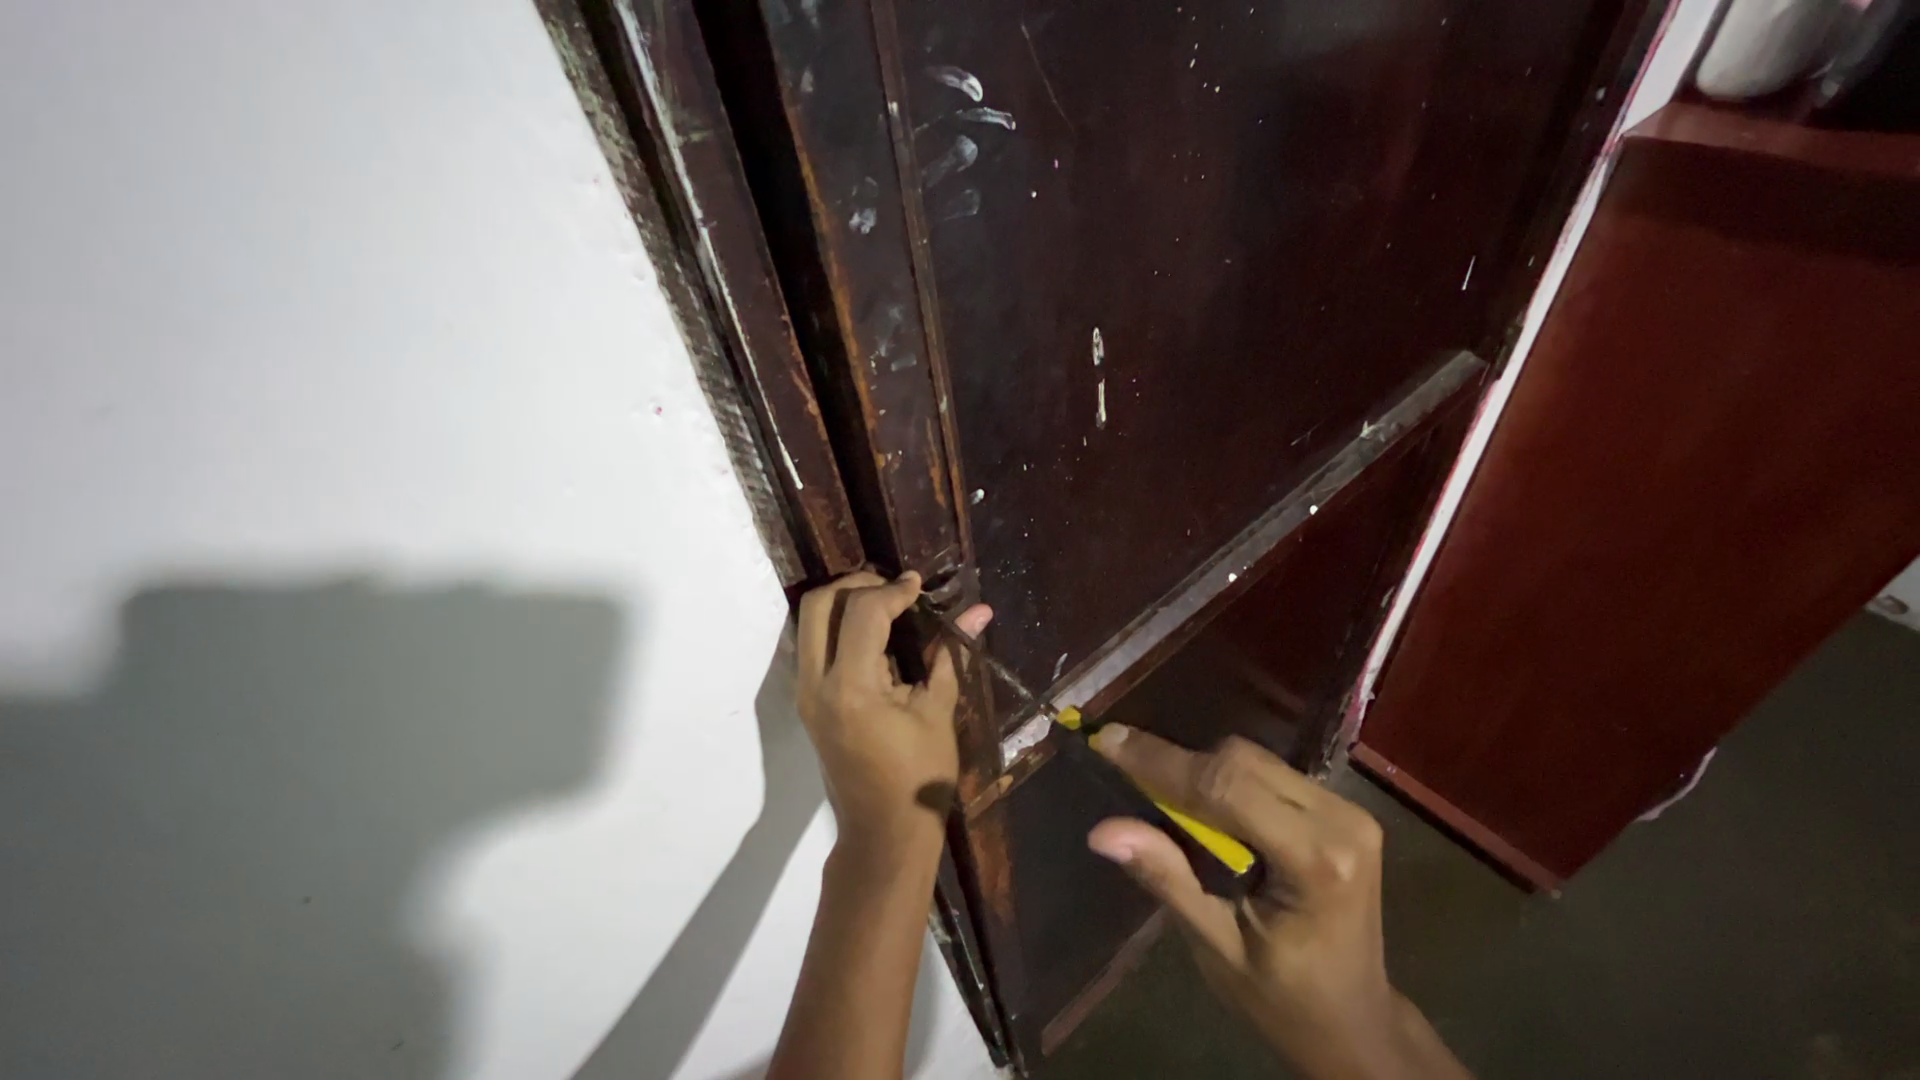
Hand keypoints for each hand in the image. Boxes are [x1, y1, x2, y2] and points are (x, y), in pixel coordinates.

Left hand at [796, 571, 991, 857]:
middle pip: (818, 605)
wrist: (883, 833)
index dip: (893, 590)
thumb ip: (951, 654)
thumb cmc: (919, 778)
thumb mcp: (939, 712)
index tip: (919, 584)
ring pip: (809, 622)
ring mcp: (805, 694)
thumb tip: (979, 610)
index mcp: (851, 688)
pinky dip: (837, 626)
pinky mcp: (807, 702)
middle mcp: (816, 684)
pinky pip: (813, 645)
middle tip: (893, 588)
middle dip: (856, 585)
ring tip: (885, 604)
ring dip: (843, 602)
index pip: (862, 613)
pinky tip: (873, 632)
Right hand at [1086, 726, 1467, 1079]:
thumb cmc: (1282, 998)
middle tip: (1119, 763)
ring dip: (1200, 768)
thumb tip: (1103, 832)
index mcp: (1317, 862)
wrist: (1354, 1022)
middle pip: (1241, 762)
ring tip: (1152, 784)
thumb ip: (1167, 879)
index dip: (1161, 762)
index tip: (1106, 742)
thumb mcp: (1217, 948)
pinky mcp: (1341, 808)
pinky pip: (1268, 772)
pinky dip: (1225, 778)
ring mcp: (1347, 810)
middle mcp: (1341, 821)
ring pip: (1254, 759)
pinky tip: (1198, 801)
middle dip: (1176, 762)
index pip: (1226, 789)